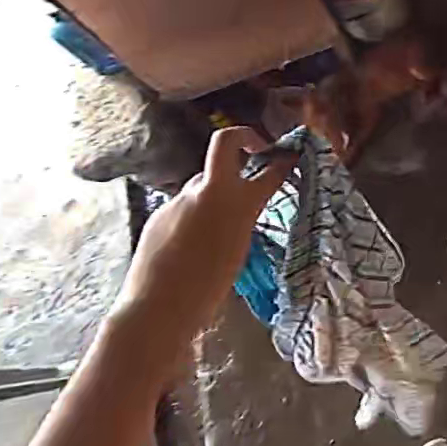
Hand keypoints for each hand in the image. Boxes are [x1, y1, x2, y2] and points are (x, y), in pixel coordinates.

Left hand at [112, 127, 294, 328]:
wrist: (157, 308)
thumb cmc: (209, 288)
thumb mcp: (239, 247)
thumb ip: (241, 218)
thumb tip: (238, 205)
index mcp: (238, 203)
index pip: (269, 170)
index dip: (282, 160)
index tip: (289, 155)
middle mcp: (208, 191)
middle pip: (225, 142)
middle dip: (244, 137)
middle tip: (256, 150)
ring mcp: (180, 198)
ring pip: (202, 181)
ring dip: (215, 189)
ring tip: (221, 220)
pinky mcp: (159, 213)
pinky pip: (184, 204)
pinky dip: (194, 213)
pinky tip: (192, 243)